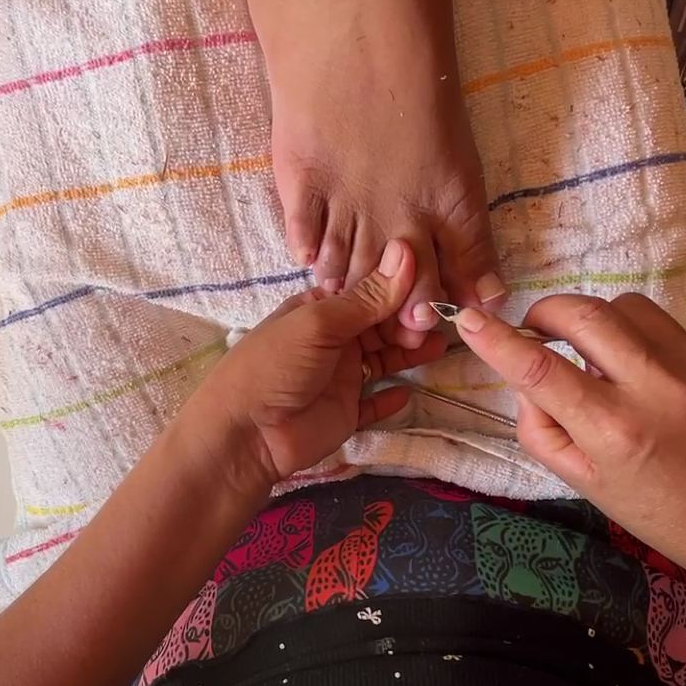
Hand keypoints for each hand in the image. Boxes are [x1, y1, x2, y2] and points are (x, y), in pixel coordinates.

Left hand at [173, 238, 446, 491]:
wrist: (246, 435)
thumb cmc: (274, 367)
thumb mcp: (319, 324)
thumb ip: (367, 296)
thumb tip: (407, 250)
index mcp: (319, 310)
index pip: (367, 291)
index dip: (399, 288)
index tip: (431, 285)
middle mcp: (332, 341)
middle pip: (379, 325)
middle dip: (408, 321)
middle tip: (436, 322)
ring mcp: (339, 378)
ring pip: (383, 361)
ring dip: (408, 354)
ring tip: (439, 348)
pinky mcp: (344, 414)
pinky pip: (374, 404)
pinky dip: (390, 398)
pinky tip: (410, 391)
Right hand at [453, 293, 685, 597]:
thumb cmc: (659, 514)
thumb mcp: (583, 483)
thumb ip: (541, 429)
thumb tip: (527, 382)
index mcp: (613, 430)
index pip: (538, 369)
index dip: (495, 340)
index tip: (468, 321)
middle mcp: (655, 387)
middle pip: (582, 314)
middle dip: (545, 312)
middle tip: (534, 331)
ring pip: (624, 306)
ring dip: (591, 319)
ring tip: (588, 351)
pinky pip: (662, 326)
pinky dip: (632, 337)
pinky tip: (637, 371)